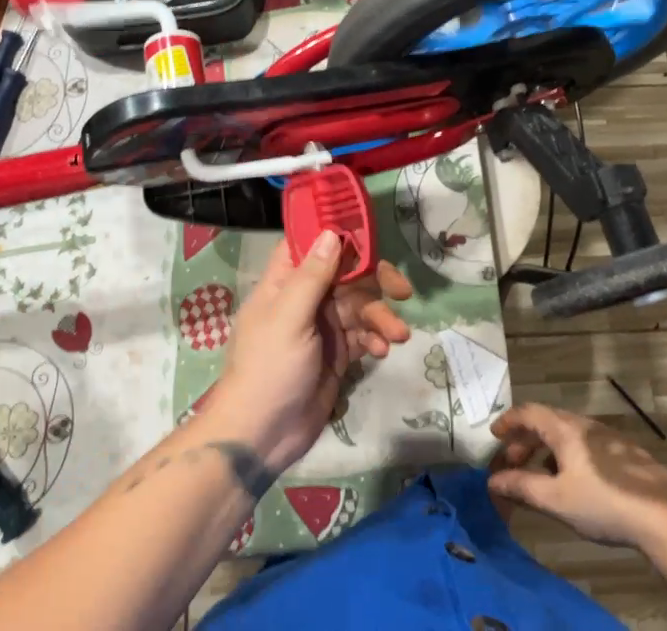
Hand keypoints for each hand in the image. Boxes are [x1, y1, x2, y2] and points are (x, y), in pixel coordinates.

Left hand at [203, 232, 412, 473]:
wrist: (263, 433)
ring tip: (399, 335)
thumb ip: (313, 276)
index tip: (371, 234)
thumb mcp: (289, 317)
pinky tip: (383, 350)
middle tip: (403, 291)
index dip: (338, 236)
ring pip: (359, 308)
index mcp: (284, 284)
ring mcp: (321, 329)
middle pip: (346, 277)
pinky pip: (362, 337)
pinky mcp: (336, 356)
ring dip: (380, 317)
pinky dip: (375, 340)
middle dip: (375, 282)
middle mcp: (304, 301)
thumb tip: (331, 232)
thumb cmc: (269, 368)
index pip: (310, 246)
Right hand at [488, 403, 666, 548]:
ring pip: (569, 435)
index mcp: (567, 430)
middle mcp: (587, 426)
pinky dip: (568, 456)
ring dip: (547, 449)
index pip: (530, 412)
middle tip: (512, 462)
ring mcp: (610, 439)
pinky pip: (587, 446)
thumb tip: (493, 479)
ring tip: (540, 476)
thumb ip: (522, 486)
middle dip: (526, 439)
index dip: (509, 421)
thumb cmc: (604, 504)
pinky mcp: (627, 456)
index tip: (494, 435)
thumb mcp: (556, 499)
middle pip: (549, 422)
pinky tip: (574, 482)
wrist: (665, 518)